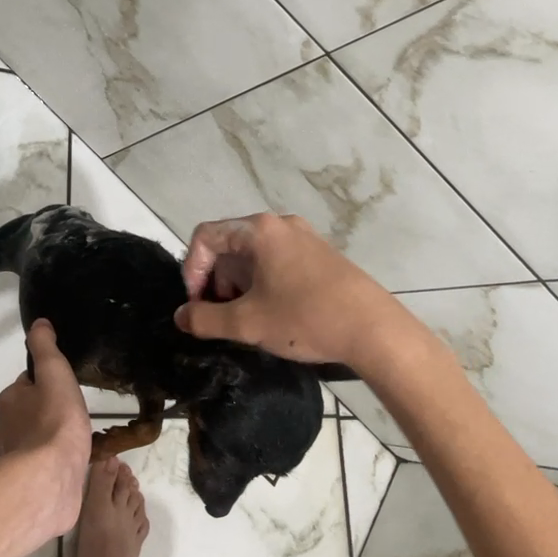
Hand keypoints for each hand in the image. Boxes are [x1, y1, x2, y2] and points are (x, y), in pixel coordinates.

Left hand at [0, 320, 91, 537]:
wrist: (50, 479)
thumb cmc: (54, 422)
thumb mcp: (54, 373)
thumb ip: (45, 348)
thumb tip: (39, 323)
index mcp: (9, 399)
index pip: (26, 384)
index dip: (45, 383)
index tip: (64, 387)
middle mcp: (5, 427)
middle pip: (29, 412)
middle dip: (48, 412)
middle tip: (73, 414)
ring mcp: (14, 458)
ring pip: (35, 440)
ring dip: (51, 439)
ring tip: (77, 440)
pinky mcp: (27, 483)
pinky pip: (42, 466)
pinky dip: (54, 463)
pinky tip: (73, 464)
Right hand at [176, 213, 428, 375]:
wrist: (376, 331)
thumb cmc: (306, 319)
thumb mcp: (247, 323)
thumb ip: (205, 320)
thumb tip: (181, 317)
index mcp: (259, 230)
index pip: (204, 236)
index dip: (192, 270)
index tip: (198, 305)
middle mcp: (280, 224)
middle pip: (228, 244)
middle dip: (216, 280)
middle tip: (222, 315)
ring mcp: (304, 237)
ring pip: (253, 254)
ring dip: (239, 284)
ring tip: (248, 318)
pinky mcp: (320, 254)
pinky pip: (276, 260)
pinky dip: (263, 282)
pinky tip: (275, 313)